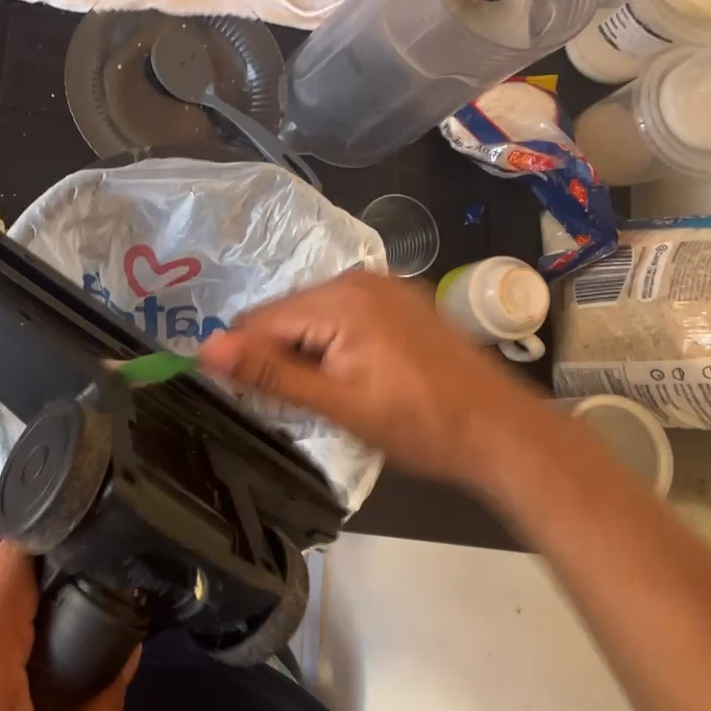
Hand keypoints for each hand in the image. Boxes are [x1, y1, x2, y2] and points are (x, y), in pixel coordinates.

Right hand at [197, 271, 563, 491]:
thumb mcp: (335, 403)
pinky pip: (342, 314)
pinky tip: (355, 374)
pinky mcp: (401, 300)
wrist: (503, 432)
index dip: (246, 359)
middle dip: (279, 354)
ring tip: (331, 392)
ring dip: (306, 350)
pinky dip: (333, 342)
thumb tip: (206, 349)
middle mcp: (358, 278)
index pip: (259, 321)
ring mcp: (384, 286)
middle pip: (285, 314)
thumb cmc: (418, 423)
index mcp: (339, 299)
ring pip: (312, 315)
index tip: (252, 396)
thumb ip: (268, 372)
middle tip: (302, 400)